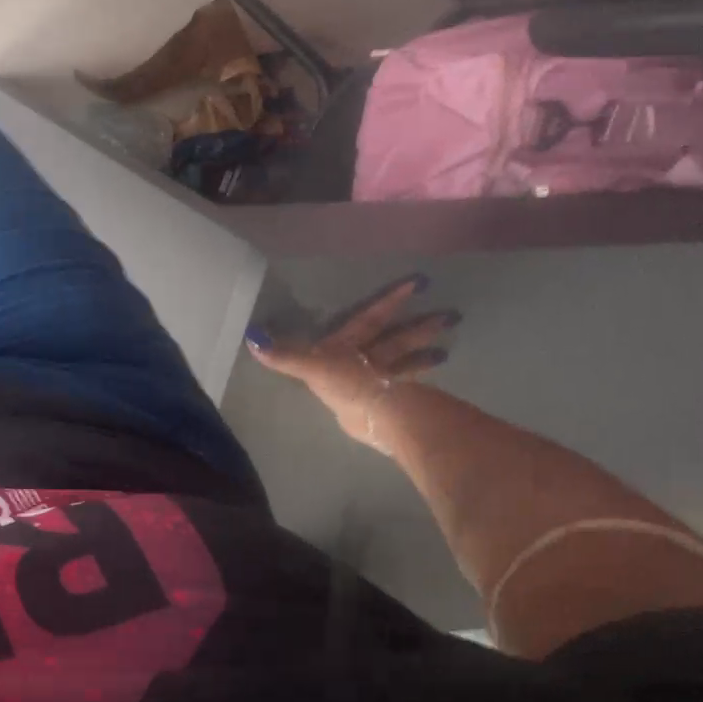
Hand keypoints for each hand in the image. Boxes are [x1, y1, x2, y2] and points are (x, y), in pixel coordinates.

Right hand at [245, 275, 458, 447]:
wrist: (374, 418)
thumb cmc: (345, 384)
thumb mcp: (309, 366)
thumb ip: (282, 355)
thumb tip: (251, 337)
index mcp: (351, 346)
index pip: (371, 318)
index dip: (390, 301)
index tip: (420, 283)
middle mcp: (371, 359)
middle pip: (398, 340)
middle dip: (420, 329)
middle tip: (451, 317)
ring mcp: (383, 382)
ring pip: (405, 365)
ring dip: (422, 359)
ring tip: (443, 353)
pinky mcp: (386, 405)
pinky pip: (402, 392)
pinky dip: (412, 389)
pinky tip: (422, 392)